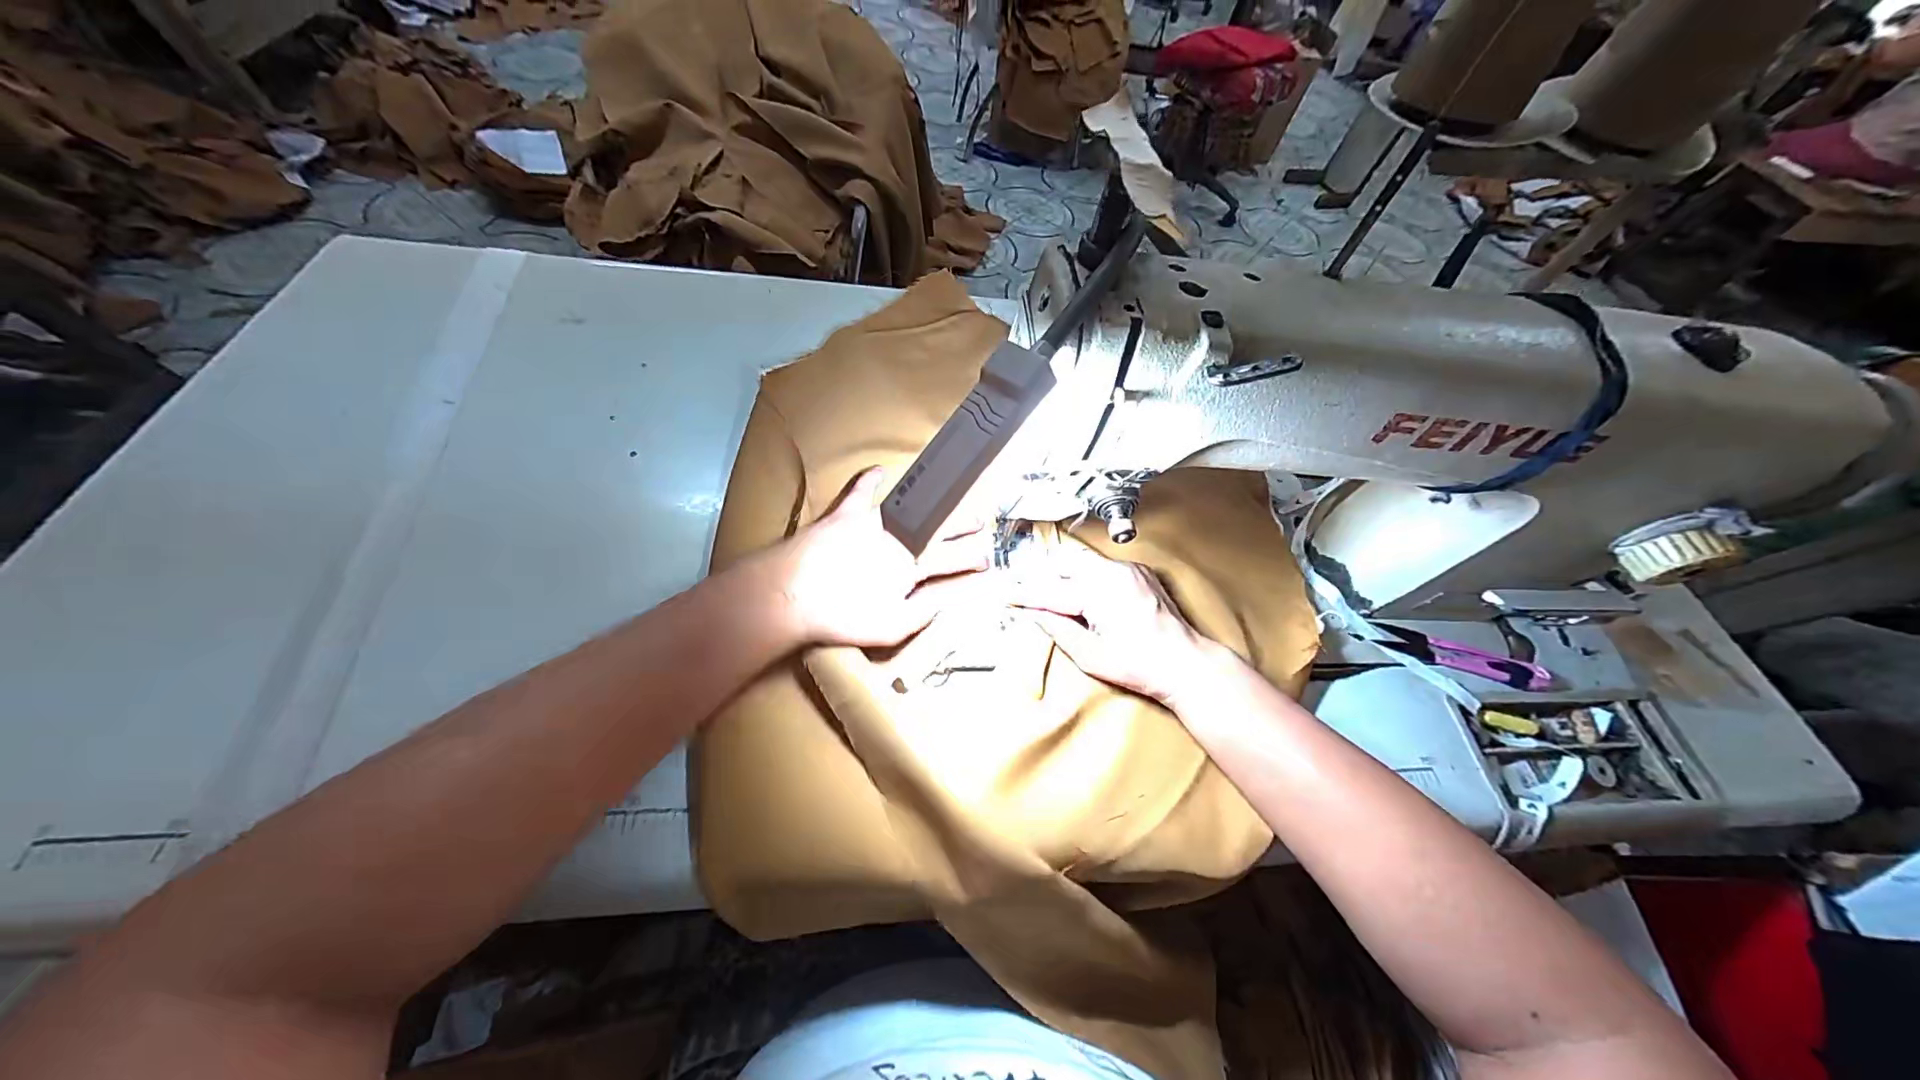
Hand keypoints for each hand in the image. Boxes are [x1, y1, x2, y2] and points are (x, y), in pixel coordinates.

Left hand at [770, 467, 991, 647]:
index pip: (950, 561)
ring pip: (909, 508)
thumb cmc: (841, 616)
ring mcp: (872, 523)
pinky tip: (879, 471)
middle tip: (980, 520)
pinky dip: (870, 480)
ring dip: (931, 503)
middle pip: (938, 528)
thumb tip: (946, 598)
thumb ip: (923, 611)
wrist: (793, 592)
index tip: (986, 559)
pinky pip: (860, 492)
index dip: (971, 560)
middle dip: (962, 524)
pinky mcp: (844, 515)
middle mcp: (897, 539)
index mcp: (911, 567)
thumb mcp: (892, 627)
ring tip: (946, 495)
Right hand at [1008, 542, 1225, 704]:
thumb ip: (1058, 629)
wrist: (1185, 664)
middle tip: (1028, 595)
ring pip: (1083, 562)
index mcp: (1099, 591)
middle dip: (1044, 578)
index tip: (1007, 596)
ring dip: (1065, 576)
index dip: (1025, 595)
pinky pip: (1103, 567)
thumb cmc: (1141, 665)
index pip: (1050, 590)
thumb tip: (1035, 614)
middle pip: (1065, 564)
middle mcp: (1114, 572)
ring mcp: (1130, 570)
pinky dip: (1087, 577)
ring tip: (1054, 597)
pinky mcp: (1140, 573)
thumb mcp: (1089, 655)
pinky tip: (1084, 597)